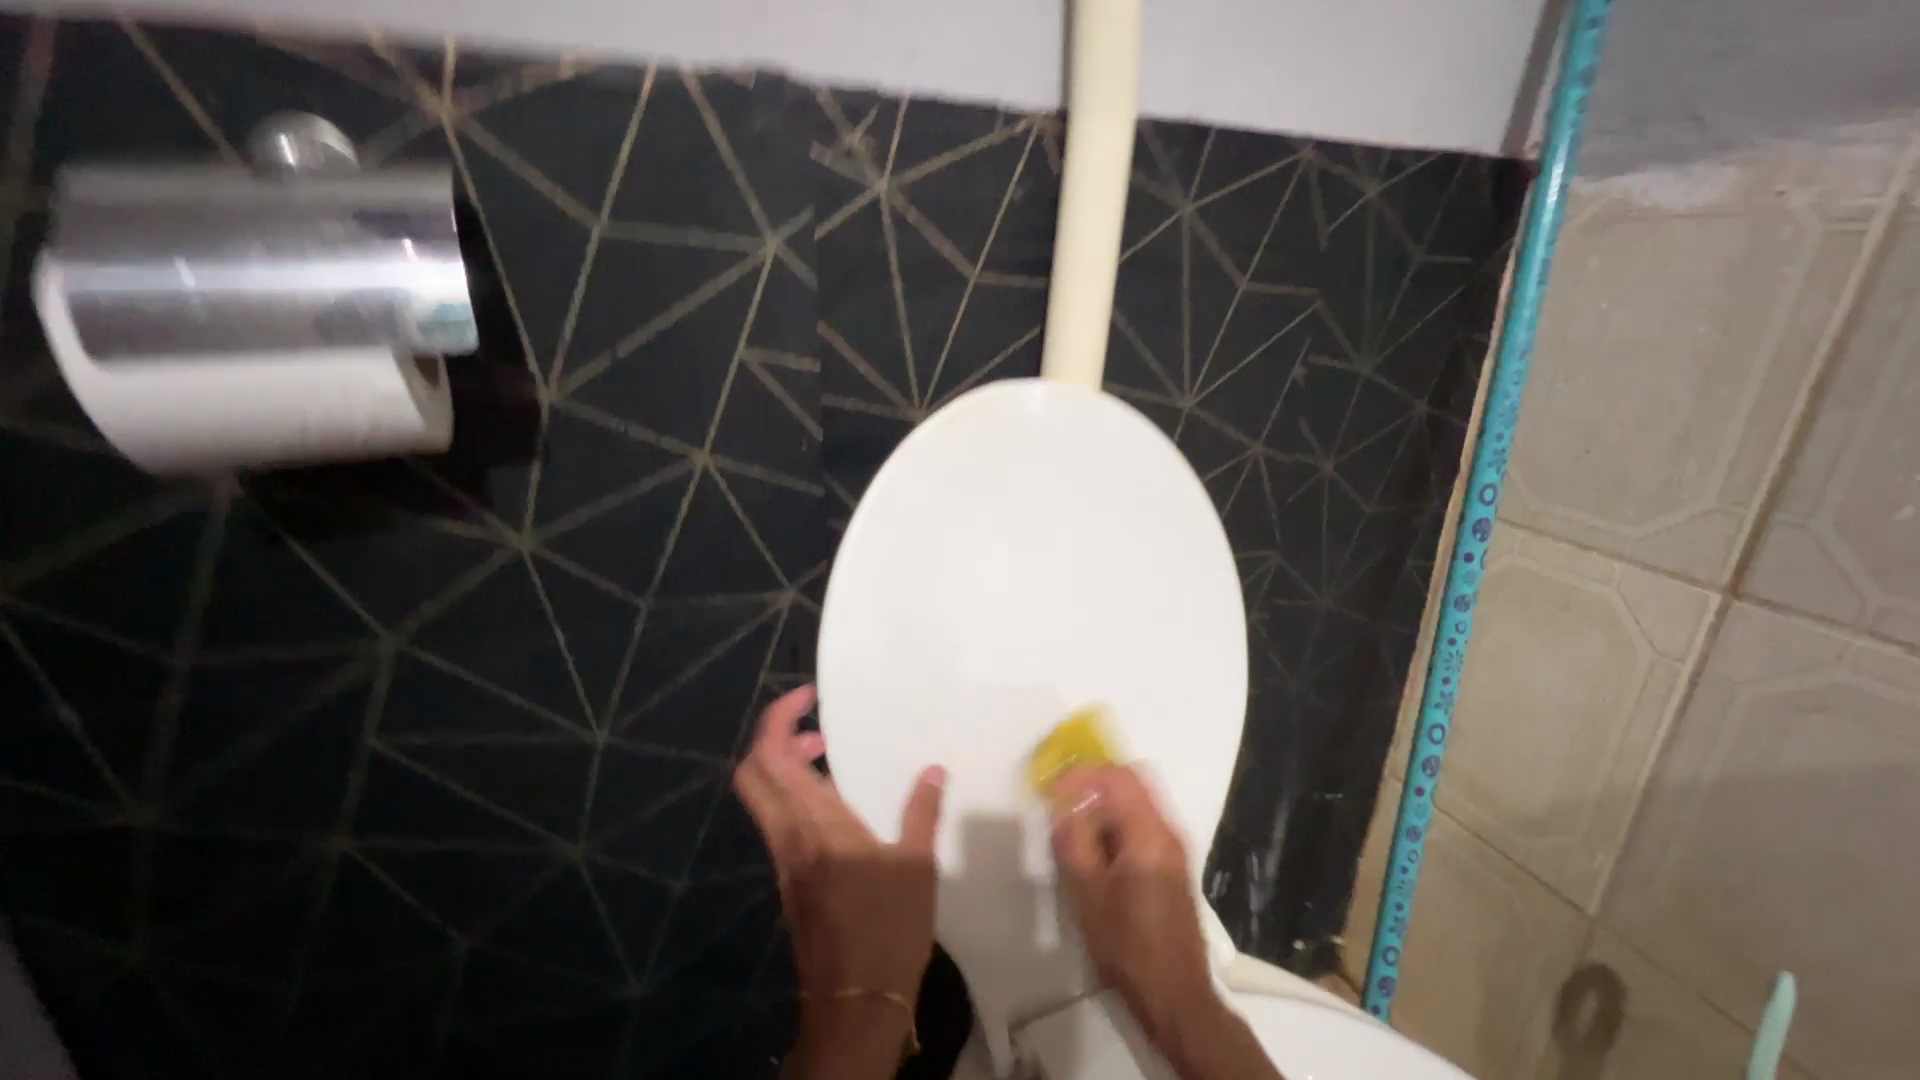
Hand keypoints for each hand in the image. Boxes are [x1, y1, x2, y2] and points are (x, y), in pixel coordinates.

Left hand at [733, 685, 946, 1075]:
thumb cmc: (888, 929)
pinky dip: (797, 799)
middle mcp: (788, 835)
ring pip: (764, 798)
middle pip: (753, 772)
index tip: (809, 697)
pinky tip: (842, 809)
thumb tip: (933, 769)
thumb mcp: (917, 866)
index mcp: (815, 823)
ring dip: (787, 769)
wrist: (855, 1002)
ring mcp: (785, 860)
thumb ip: (922, 811)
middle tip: (820, 732)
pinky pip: (781, 823)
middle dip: (776, 739)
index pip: (772, 756)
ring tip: (834, 761)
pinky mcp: (791, 881)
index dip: (779, 717)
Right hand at [1048, 766, 1215, 1043]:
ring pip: (1136, 804)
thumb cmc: (1128, 947)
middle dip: (1093, 786)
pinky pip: (1141, 827)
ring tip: (1072, 833)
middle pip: (1131, 783)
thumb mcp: (1087, 895)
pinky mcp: (1172, 867)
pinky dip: (1115, 827)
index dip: (1082, 774)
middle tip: (1061, 803)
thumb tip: (1063, 808)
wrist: (1174, 995)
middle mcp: (1168, 832)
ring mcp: (1174, 849)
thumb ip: (1073, 843)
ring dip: (1103, 808)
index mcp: (1149, 834)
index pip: (1118, 776)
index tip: (1053, 789)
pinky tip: (1093, 855)